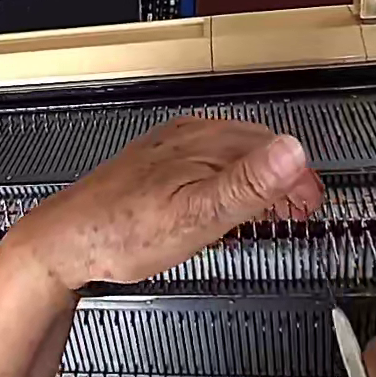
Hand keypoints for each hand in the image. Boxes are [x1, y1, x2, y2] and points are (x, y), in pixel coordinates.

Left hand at [1, 116, 322, 291]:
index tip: (311, 204)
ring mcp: (170, 148)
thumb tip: (293, 152)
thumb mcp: (197, 215)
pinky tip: (223, 201)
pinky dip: (228, 180)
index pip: (272, 149)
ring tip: (269, 208)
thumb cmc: (122, 232)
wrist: (65, 240)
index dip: (298, 178)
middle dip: (282, 178)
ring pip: (230, 154)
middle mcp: (189, 136)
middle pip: (254, 148)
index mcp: (205, 143)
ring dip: (257, 179)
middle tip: (297, 209)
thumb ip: (250, 184)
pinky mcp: (157, 163)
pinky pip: (205, 162)